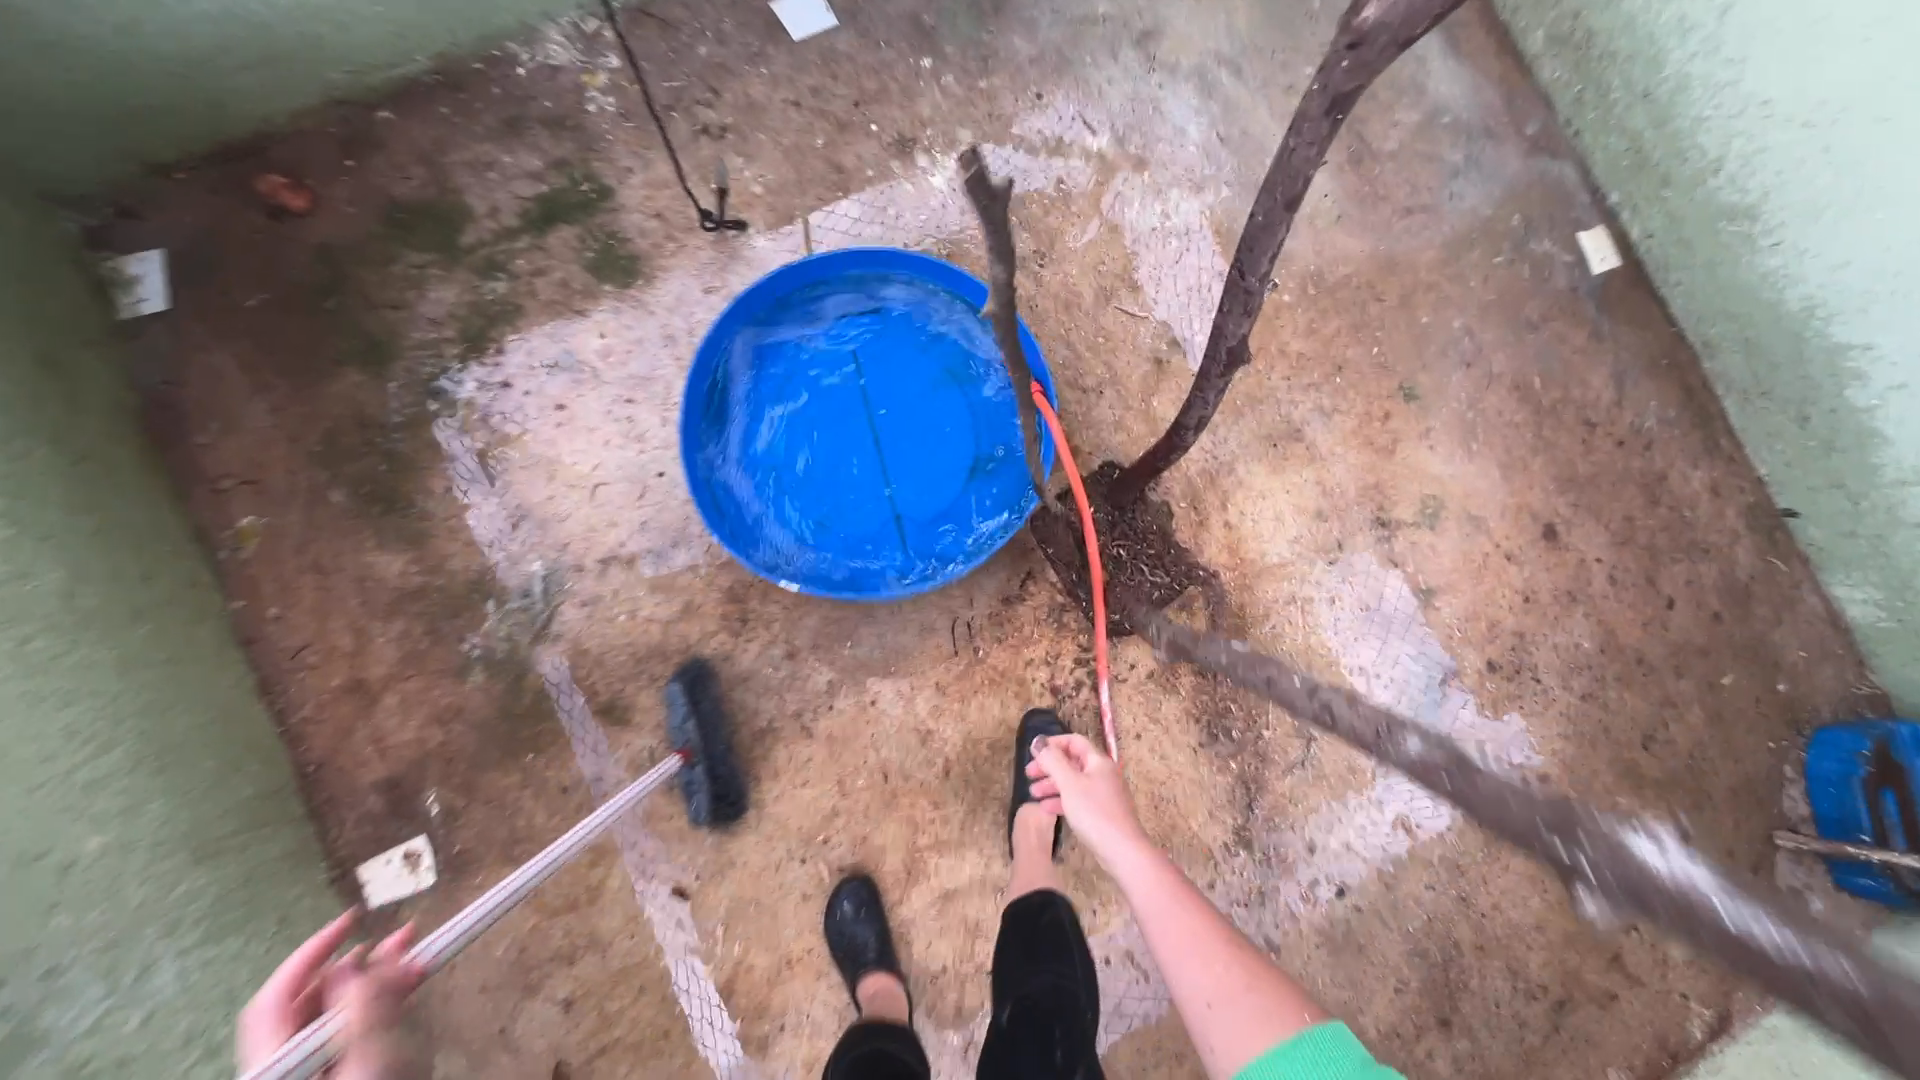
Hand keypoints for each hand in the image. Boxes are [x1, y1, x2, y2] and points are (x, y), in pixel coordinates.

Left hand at [236, 909, 424, 1078]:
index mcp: (274, 1071)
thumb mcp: (377, 1063)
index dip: (311, 955)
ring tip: (418, 957)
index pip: (275, 1001)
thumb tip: (357, 965)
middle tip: (407, 936)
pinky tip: (406, 994)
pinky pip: (347, 1040)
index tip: (353, 919)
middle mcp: (281, 1074)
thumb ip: (366, 1010)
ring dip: (376, 984)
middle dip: (360, 966)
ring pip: (332, 1022)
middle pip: (307, 1009)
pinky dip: (378, 1010)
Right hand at [1026, 733, 1151, 868]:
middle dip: (1049, 766)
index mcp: (1098, 761)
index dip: (1053, 743)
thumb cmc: (1094, 812)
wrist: (1122, 850)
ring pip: (1073, 782)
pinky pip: (1078, 799)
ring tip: (1033, 793)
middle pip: (1072, 762)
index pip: (1074, 742)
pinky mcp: (1101, 812)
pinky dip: (1061, 800)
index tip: (1034, 753)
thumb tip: (1038, 741)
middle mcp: (1102, 773)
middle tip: (1029, 774)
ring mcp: (1103, 794)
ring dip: (1052, 784)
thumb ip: (1052, 761)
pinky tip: (1046, 809)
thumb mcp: (1069, 783)